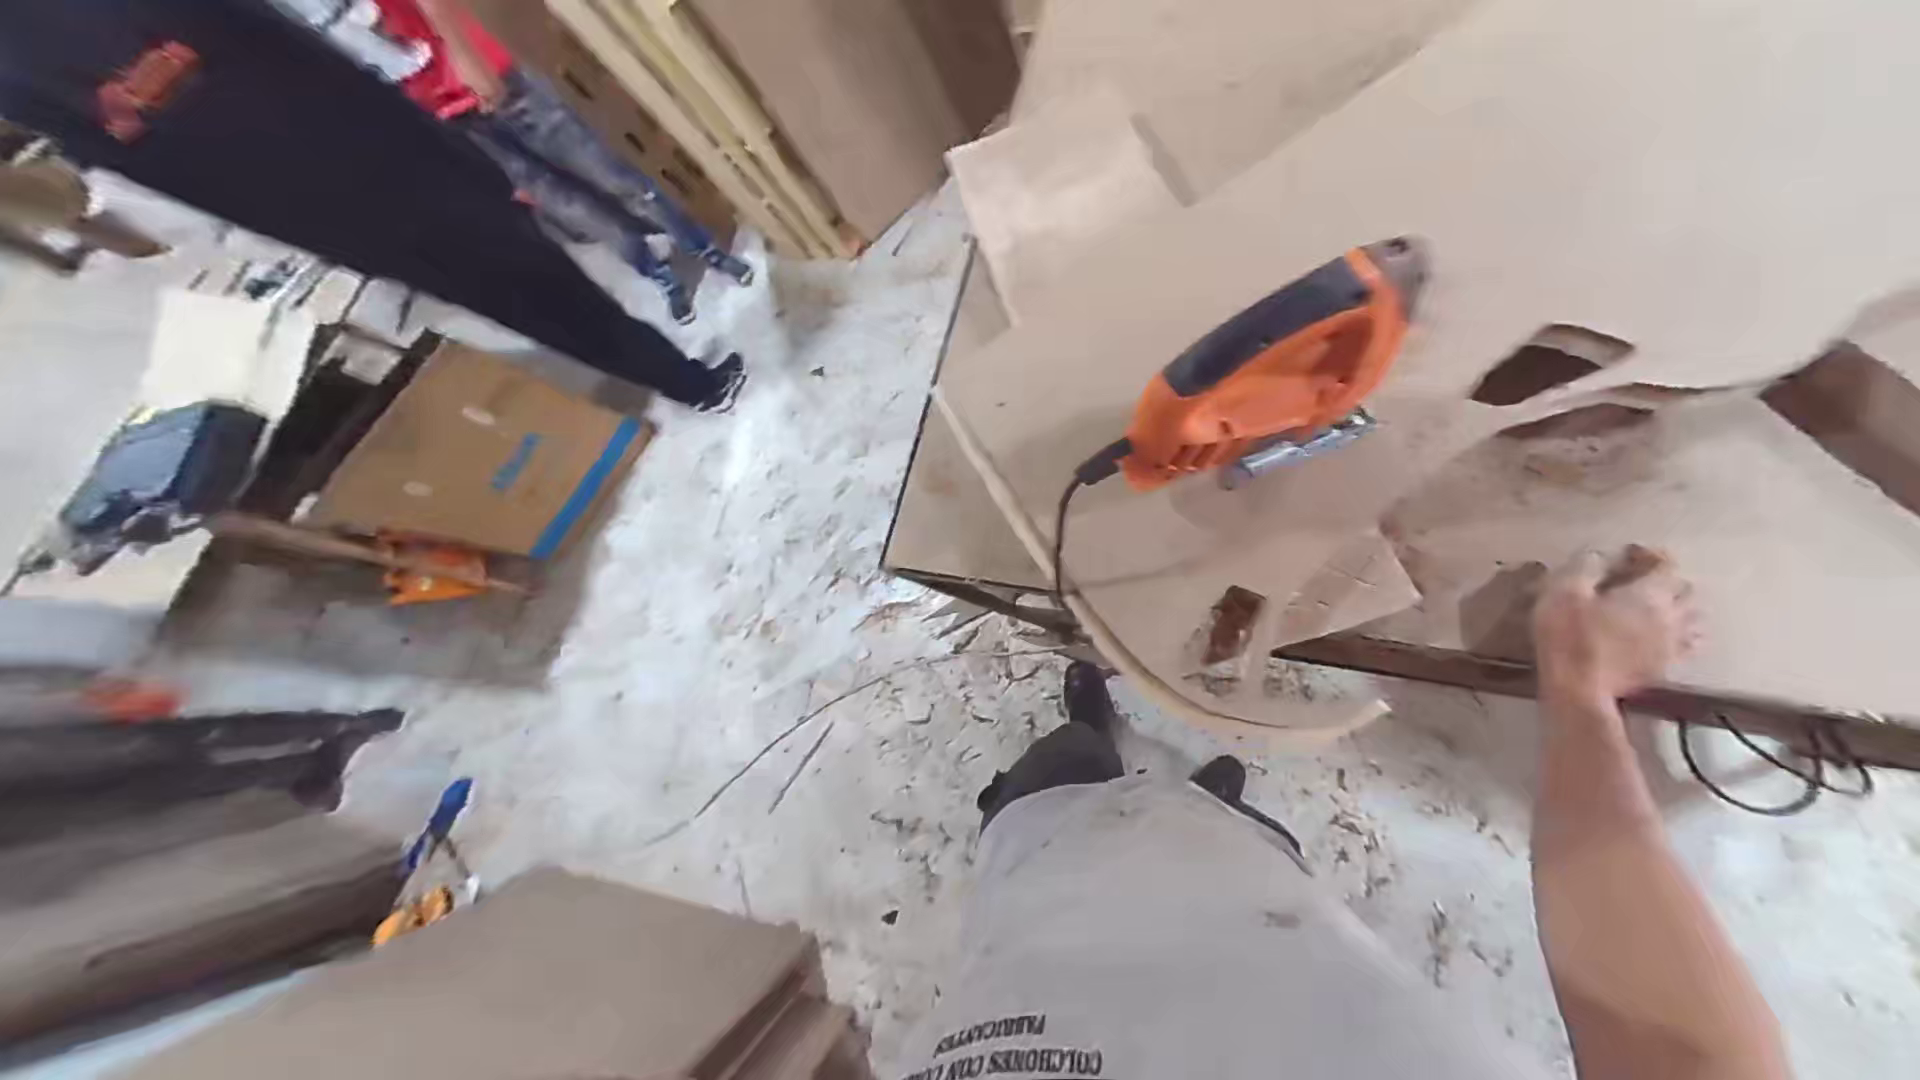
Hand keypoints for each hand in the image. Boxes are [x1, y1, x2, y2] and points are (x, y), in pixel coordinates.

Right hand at [1532, 545, 1699, 701]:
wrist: (1580, 686)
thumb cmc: (1567, 634)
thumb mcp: (1562, 593)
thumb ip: (1583, 569)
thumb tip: (1597, 554)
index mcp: (1648, 595)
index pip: (1665, 565)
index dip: (1650, 555)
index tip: (1630, 552)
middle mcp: (1671, 615)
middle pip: (1685, 590)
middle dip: (1666, 579)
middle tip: (1639, 579)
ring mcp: (1673, 642)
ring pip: (1694, 616)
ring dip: (1679, 605)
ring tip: (1656, 605)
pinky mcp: (1667, 663)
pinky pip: (1689, 642)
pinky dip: (1681, 632)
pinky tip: (1664, 634)